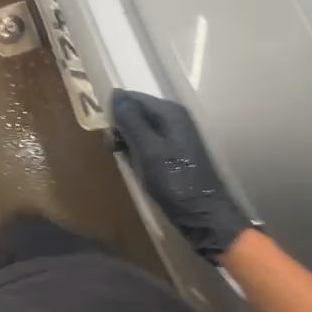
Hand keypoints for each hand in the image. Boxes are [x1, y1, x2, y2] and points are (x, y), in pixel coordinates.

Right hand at [111, 89, 255, 262]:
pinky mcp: (178, 151)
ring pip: (143, 127)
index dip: (116, 110)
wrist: (206, 217)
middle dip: (122, 126)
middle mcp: (176, 117)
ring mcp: (178, 134)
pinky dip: (139, 149)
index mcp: (170, 112)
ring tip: (121, 157)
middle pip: (138, 111)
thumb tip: (115, 93)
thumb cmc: (175, 182)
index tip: (105, 130)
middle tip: (112, 148)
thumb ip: (131, 121)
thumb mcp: (148, 151)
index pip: (133, 97)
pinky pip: (151, 141)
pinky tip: (135, 164)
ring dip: (129, 139)